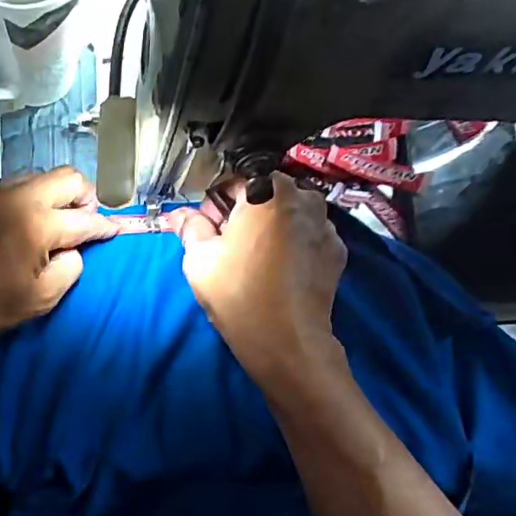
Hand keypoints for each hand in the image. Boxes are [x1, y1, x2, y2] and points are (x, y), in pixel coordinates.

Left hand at [0, 167, 116, 358]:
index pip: (85, 217)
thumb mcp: (43, 297)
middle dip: (83, 197)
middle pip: (67, 177)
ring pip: (36, 177)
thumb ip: (71, 266)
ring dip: (51, 195)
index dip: (103, 227)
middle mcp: (15, 197)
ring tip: (50, 221)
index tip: (111, 231)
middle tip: (82, 220)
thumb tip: (74, 247)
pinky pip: (7, 188)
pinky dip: (22, 200)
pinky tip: (17, 223)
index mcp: (37, 223)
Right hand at [175, 173, 347, 380]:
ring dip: (268, 225)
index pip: (237, 177)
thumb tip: (179, 214)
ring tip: (250, 255)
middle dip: (245, 209)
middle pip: (268, 192)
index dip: (216, 198)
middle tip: (224, 240)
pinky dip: (289, 242)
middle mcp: (303, 199)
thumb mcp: (199, 260)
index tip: (206, 222)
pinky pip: (306, 233)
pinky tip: (274, 268)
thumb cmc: (235, 293)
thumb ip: (191, 228)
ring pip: (289, 212)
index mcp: (267, 194)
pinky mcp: (335, 249)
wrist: (284, 337)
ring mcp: (325, 224)